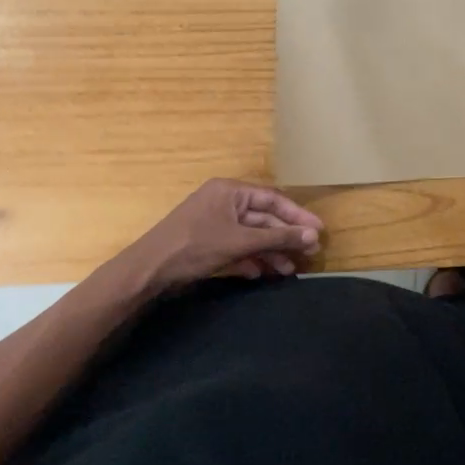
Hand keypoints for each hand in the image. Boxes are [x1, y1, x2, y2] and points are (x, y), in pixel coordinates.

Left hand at [112, 178, 323, 293]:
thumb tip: (313, 236)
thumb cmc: (194, 247)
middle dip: (285, 237)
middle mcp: (223, 202)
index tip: (318, 231)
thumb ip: (277, 238)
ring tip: (290, 269)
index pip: (273, 199)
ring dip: (270, 251)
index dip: (297, 215)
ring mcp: (214, 223)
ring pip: (251, 235)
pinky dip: (250, 259)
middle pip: (263, 218)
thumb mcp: (239, 242)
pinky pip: (236, 247)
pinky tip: (264, 273)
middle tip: (309, 253)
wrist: (145, 272)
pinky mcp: (206, 244)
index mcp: (230, 191)